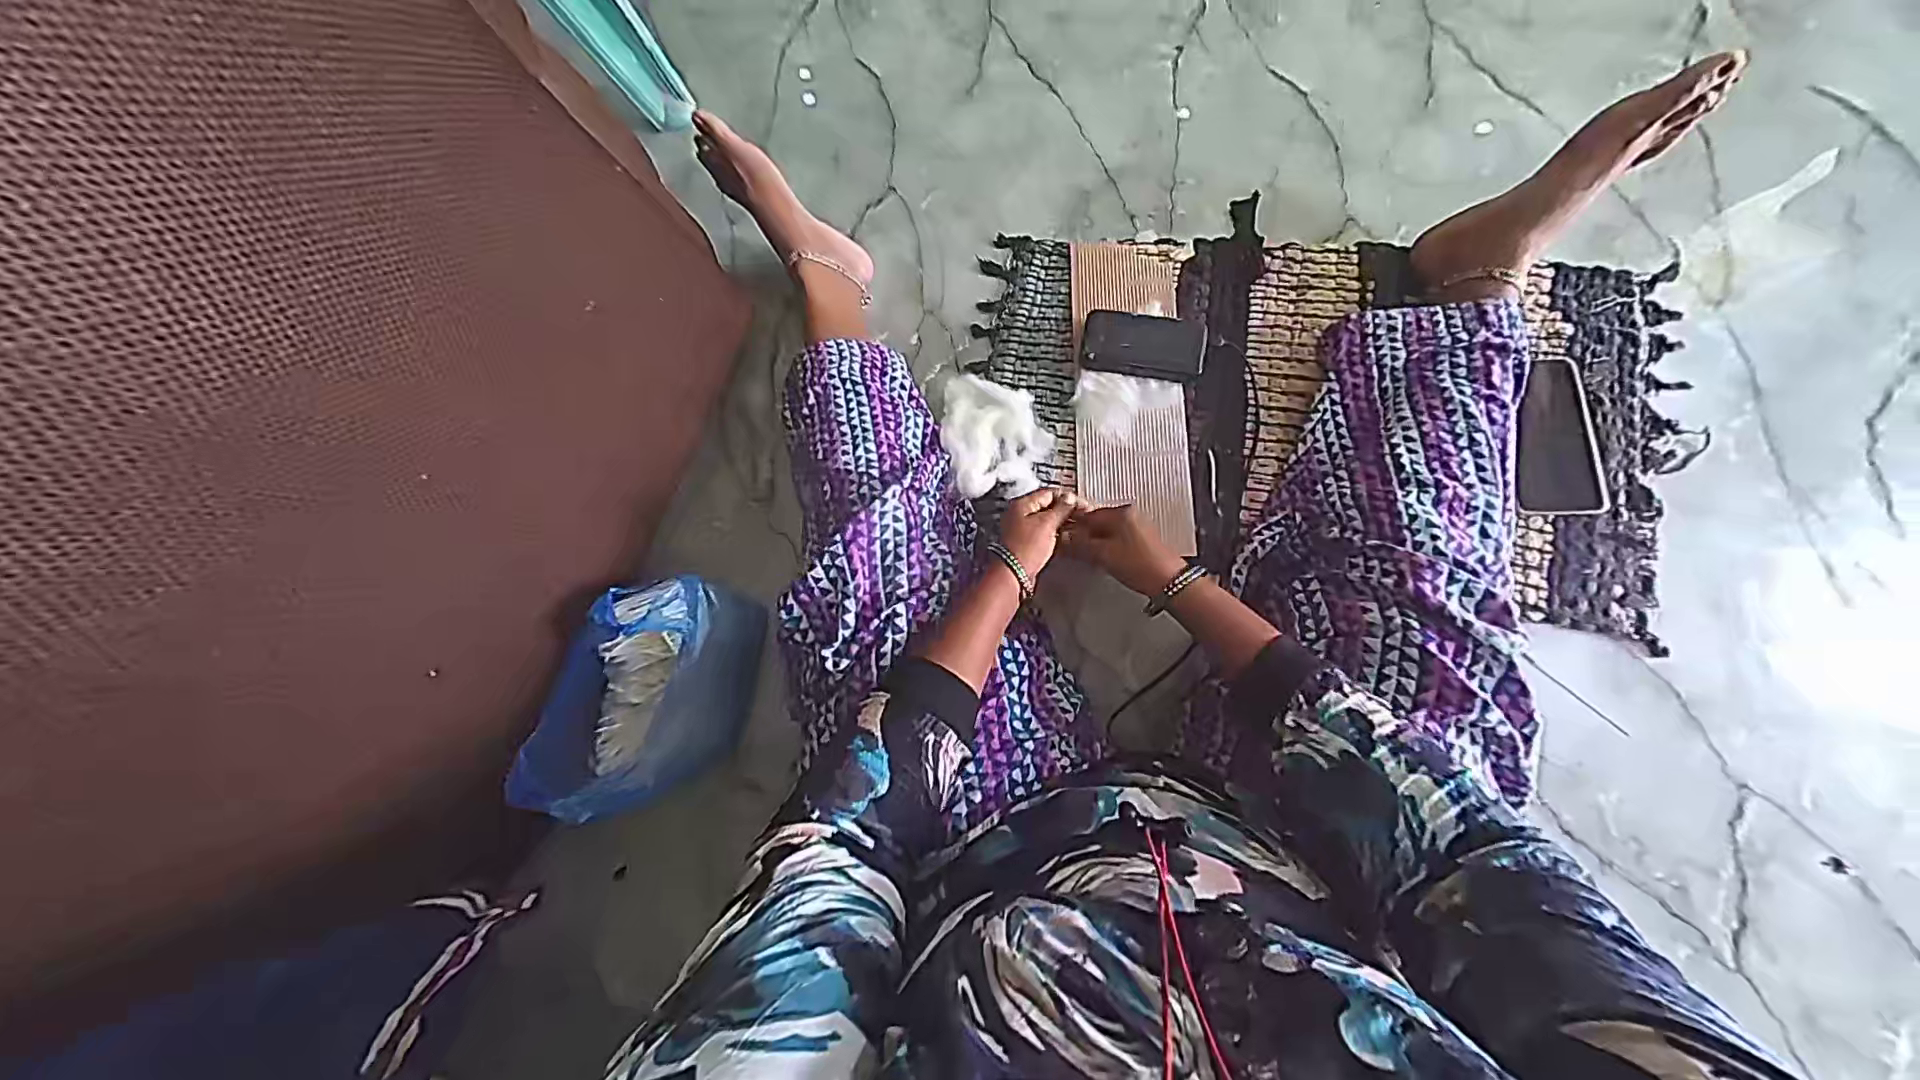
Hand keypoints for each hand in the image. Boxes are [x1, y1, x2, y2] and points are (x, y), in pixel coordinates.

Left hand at [997, 487, 1079, 577]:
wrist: (1015, 573)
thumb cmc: (1026, 548)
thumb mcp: (1047, 523)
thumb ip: (1061, 509)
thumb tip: (1069, 498)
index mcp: (1022, 504)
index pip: (1049, 493)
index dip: (1067, 497)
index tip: (1081, 504)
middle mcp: (1019, 514)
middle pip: (1047, 506)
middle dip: (1065, 511)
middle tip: (1080, 516)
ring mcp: (1022, 529)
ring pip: (1046, 520)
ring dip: (1061, 523)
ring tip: (1076, 528)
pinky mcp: (1026, 542)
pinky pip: (1043, 533)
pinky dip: (1054, 534)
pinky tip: (1065, 538)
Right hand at [1060, 504, 1186, 595]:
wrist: (1168, 581)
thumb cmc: (1143, 566)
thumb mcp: (1102, 554)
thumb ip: (1080, 544)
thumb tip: (1065, 538)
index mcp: (1121, 513)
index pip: (1087, 515)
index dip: (1072, 527)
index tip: (1062, 537)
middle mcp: (1130, 516)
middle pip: (1096, 522)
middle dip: (1083, 535)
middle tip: (1071, 548)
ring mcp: (1136, 527)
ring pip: (1106, 531)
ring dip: (1094, 542)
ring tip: (1088, 556)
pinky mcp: (1140, 540)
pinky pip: (1116, 538)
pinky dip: (1106, 547)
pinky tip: (1104, 559)